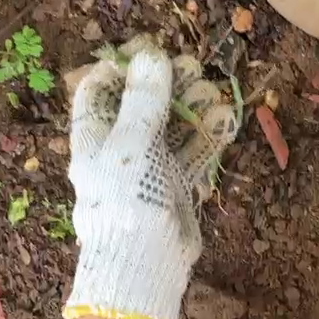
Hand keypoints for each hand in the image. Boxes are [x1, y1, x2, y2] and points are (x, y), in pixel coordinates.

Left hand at [63, 44, 203, 318]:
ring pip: (172, 130)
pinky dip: (207, 138)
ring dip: (192, 109)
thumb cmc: (125, 201)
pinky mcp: (175, 188)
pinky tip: (225, 119)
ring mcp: (149, 170)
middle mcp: (119, 152)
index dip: (118, 71)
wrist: (144, 264)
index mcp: (94, 140)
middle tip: (192, 67)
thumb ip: (143, 102)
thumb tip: (150, 57)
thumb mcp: (131, 145)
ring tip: (213, 90)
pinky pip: (192, 155)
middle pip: (142, 108)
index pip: (97, 95)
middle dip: (167, 87)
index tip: (145, 54)